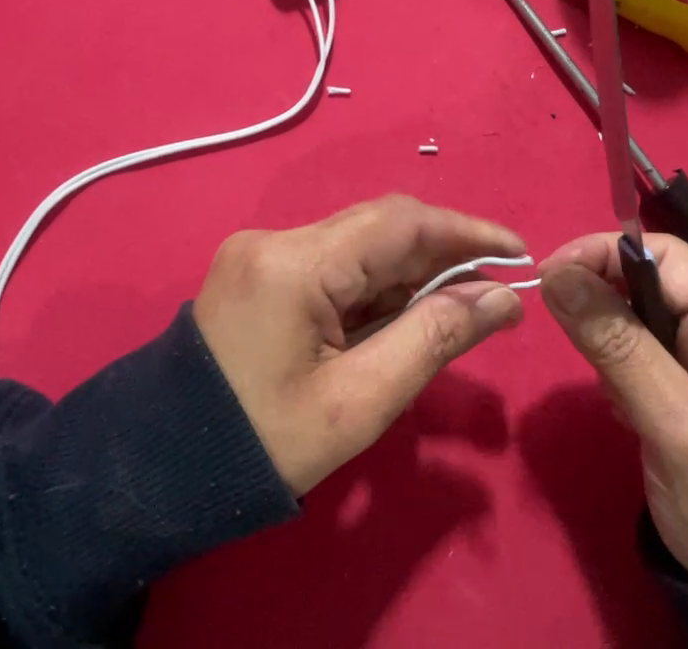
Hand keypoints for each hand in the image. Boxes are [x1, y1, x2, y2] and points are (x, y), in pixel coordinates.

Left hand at [194, 195, 526, 494]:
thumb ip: (433, 337)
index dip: (464, 232)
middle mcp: (274, 240)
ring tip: (452, 309)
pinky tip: (399, 314)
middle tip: (492, 291)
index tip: (519, 254)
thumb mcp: (360, 401)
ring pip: (355, 243)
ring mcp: (259, 252)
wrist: (168, 464)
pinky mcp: (255, 270)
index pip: (398, 223)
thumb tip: (501, 297)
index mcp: (294, 264)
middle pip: (376, 227)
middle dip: (439, 254)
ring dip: (406, 271)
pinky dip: (371, 285)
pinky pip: (329, 262)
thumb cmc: (267, 442)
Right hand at [538, 232, 687, 592]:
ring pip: (644, 315)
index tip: (548, 276)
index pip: (672, 259)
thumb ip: (617, 345)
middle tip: (572, 341)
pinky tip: (626, 408)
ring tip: (616, 395)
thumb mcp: (674, 428)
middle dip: (606, 301)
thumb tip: (556, 272)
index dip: (605, 254)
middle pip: (657, 281)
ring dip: (613, 341)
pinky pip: (646, 349)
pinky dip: (621, 367)